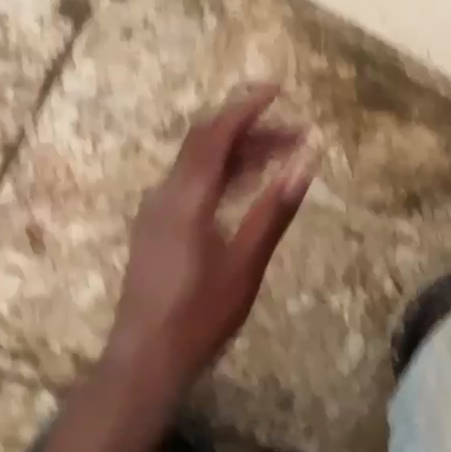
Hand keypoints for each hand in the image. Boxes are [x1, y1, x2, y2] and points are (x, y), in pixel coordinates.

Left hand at [103, 85, 315, 398]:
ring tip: (283, 156)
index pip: (215, 135)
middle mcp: (165, 196)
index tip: (278, 90)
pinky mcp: (157, 229)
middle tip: (296, 133)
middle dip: (251, 129)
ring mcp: (156, 212)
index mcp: (185, 199)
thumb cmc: (200, 315)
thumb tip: (305, 164)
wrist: (144, 361)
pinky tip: (250, 186)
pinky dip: (225, 173)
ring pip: (200, 164)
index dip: (246, 108)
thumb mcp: (246, 263)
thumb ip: (275, 210)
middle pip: (207, 144)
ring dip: (240, 153)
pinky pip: (193, 183)